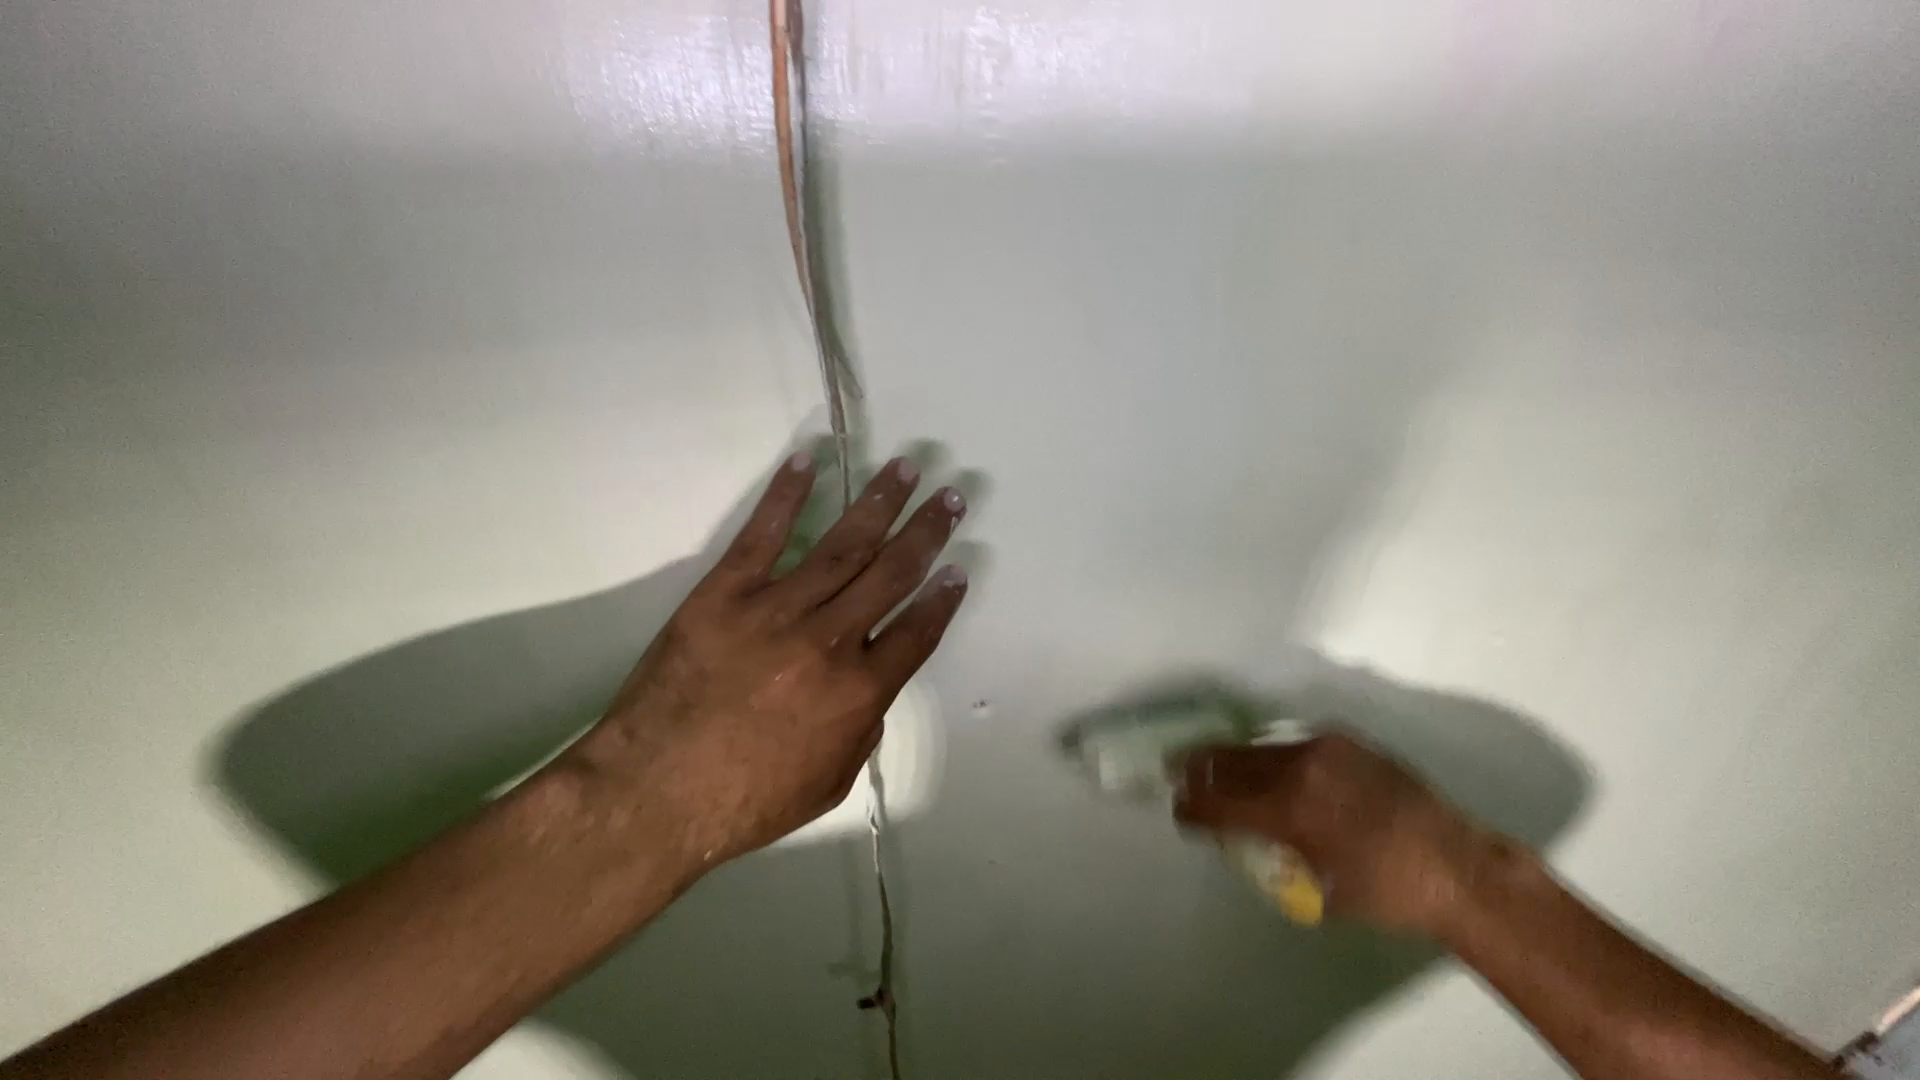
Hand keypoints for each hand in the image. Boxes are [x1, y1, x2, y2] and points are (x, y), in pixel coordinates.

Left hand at [562, 451, 967, 872]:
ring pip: (840, 546)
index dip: (941, 599)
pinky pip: (763, 534)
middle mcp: (829, 640)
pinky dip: (786, 495)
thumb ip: (860, 730)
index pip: (917, 631)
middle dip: (925, 534)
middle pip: (889, 574)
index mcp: (858, 691)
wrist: (652, 793)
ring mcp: (775, 609)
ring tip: (905, 470)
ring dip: (877, 503)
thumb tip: (868, 688)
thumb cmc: (744, 802)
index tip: (958, 568)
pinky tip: (808, 461)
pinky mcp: (725, 593)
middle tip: (950, 499)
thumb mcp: (828, 783)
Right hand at [1174, 733, 1500, 936]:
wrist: (1458, 866)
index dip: (1191, 807)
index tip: (1177, 808)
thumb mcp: (1319, 892)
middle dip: (1198, 769)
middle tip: (1177, 771)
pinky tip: (1268, 763)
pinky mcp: (1346, 742)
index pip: (1218, 804)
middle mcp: (1299, 771)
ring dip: (1233, 758)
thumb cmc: (1388, 894)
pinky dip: (1272, 754)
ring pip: (1260, 748)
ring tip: (1213, 762)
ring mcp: (1324, 750)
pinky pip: (1294, 743)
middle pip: (1230, 763)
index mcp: (1288, 813)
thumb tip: (1249, 842)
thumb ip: (1276, 859)